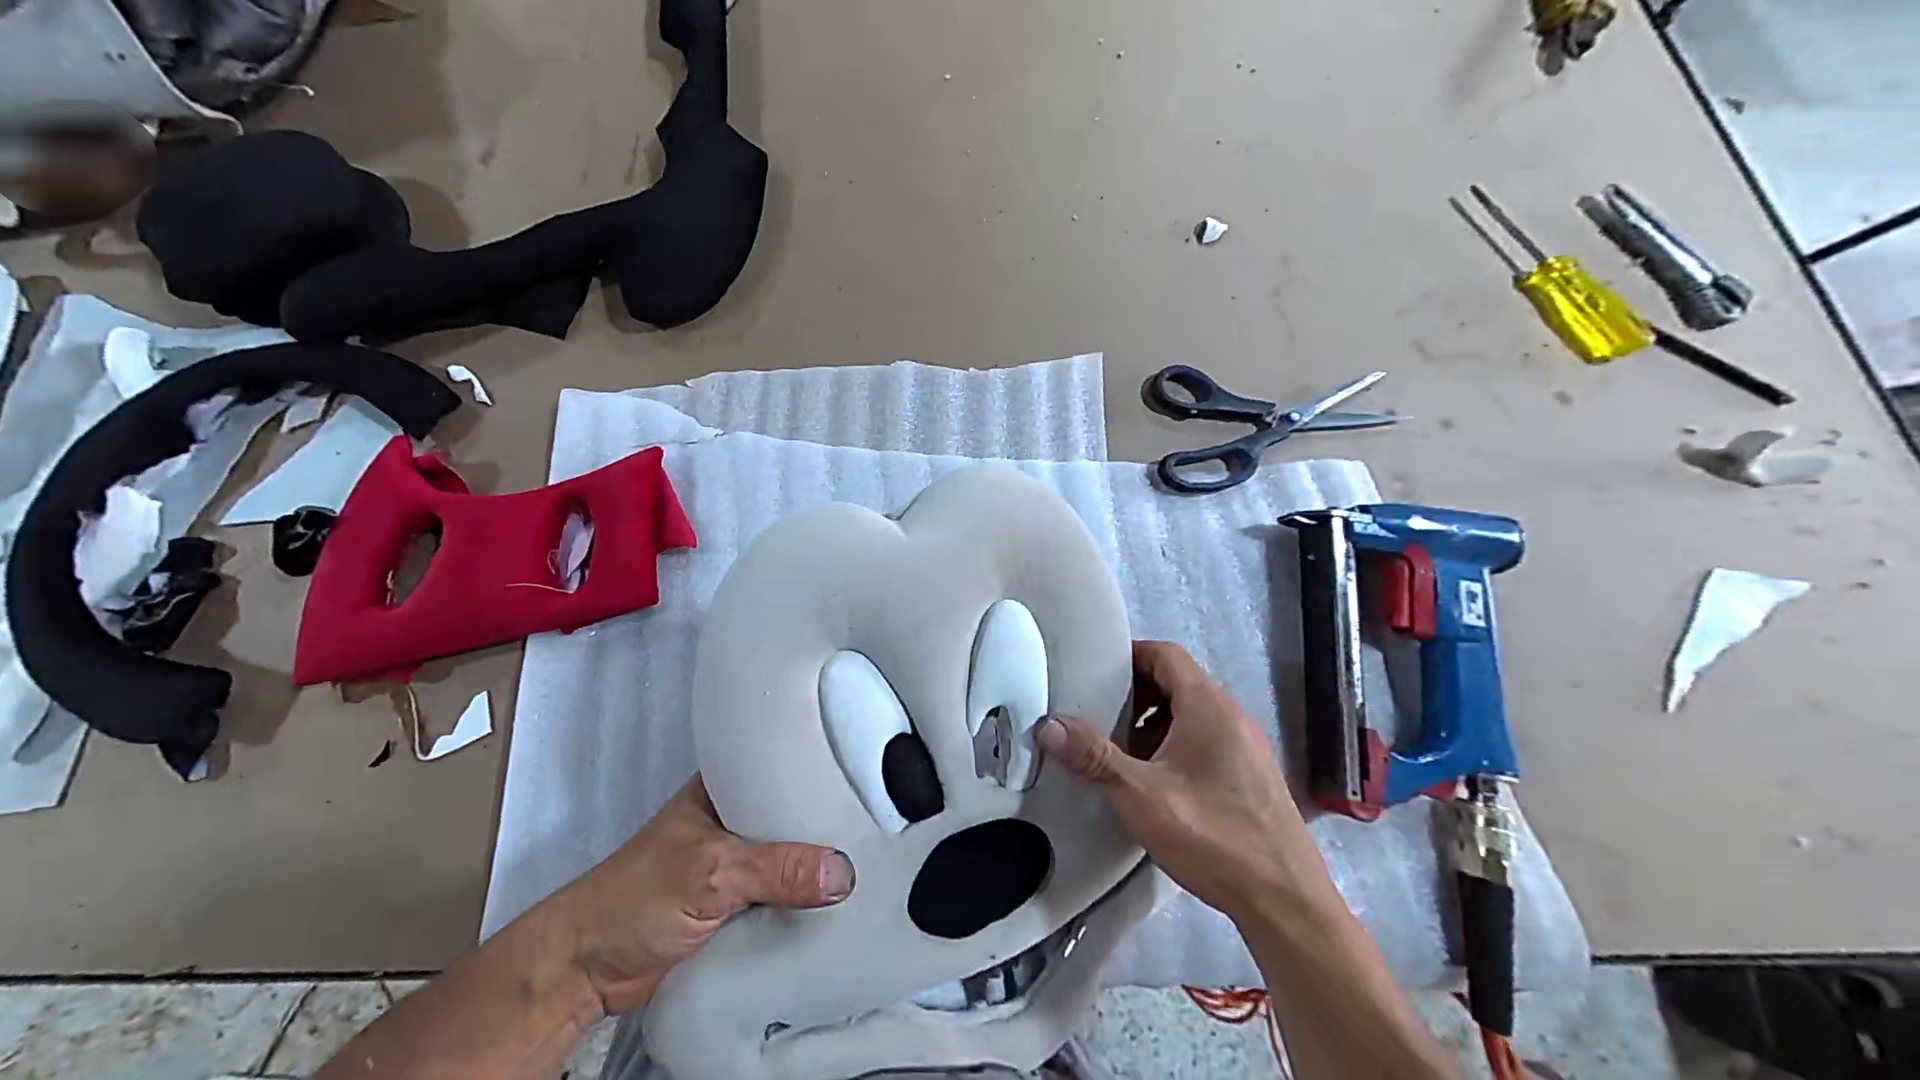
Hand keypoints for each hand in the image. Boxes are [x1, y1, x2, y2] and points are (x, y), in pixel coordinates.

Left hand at [557, 775, 854, 1014]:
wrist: (587, 971)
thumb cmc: (628, 900)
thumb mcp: (711, 874)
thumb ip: (776, 870)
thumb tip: (839, 871)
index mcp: (724, 787)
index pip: (786, 765)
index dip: (824, 770)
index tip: (867, 778)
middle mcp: (733, 818)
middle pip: (796, 813)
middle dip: (828, 823)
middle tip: (875, 824)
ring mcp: (736, 859)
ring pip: (792, 855)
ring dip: (816, 865)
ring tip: (863, 859)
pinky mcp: (737, 899)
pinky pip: (783, 892)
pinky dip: (803, 898)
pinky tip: (830, 900)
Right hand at [1035, 640, 1337, 922]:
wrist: (1286, 901)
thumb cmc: (1213, 836)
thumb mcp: (1142, 796)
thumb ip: (1094, 757)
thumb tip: (1049, 725)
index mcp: (1209, 706)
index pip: (1165, 654)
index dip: (1128, 655)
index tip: (1093, 674)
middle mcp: (1232, 716)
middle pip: (1177, 681)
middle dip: (1134, 693)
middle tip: (1098, 715)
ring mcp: (1246, 746)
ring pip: (1191, 713)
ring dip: (1153, 722)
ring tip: (1120, 750)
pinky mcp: (1251, 775)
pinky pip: (1205, 739)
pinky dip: (1174, 744)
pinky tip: (1155, 781)